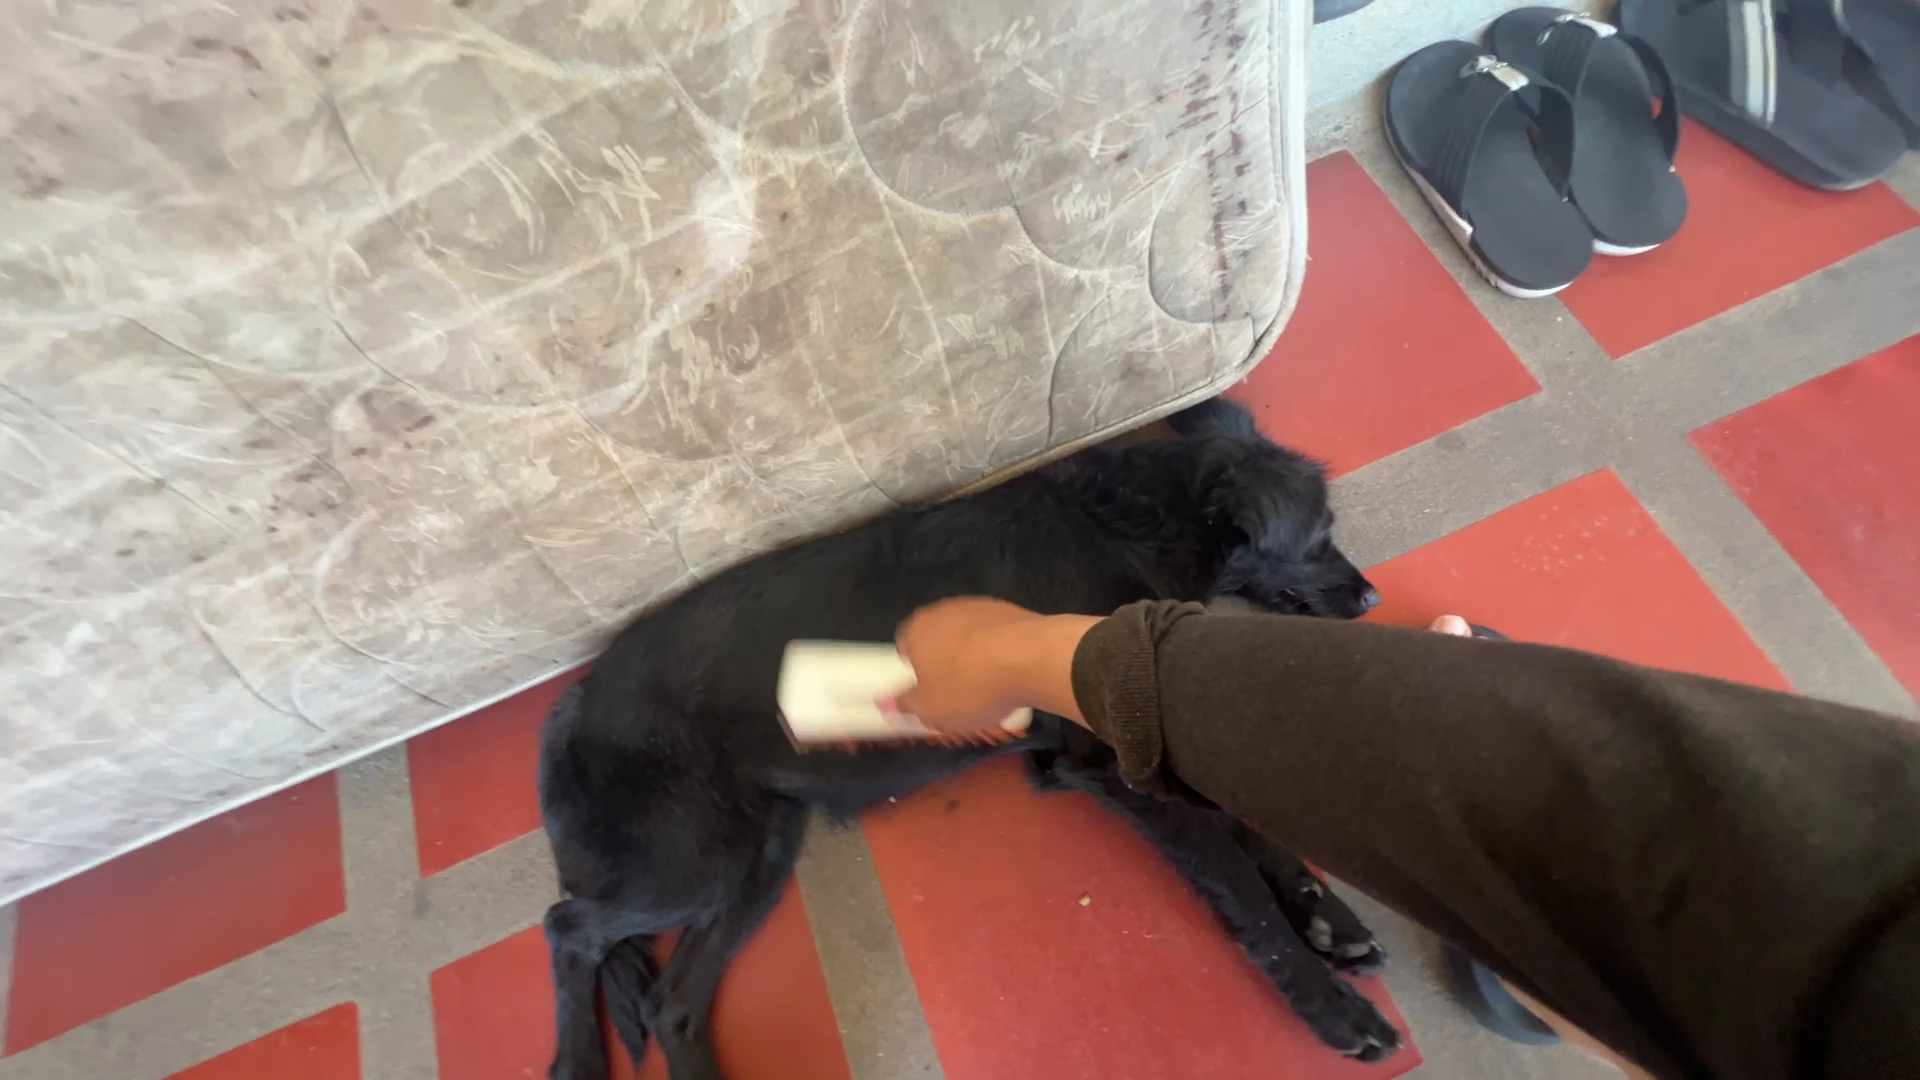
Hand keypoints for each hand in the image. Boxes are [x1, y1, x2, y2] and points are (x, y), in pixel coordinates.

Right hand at [892, 597, 1097, 734]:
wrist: (1033, 658)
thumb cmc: (971, 686)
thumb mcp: (932, 709)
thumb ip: (906, 704)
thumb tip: (887, 703)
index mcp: (917, 629)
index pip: (904, 646)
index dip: (913, 670)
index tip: (927, 691)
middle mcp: (943, 610)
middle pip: (936, 637)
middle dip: (943, 662)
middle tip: (956, 693)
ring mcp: (978, 606)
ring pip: (967, 635)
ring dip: (972, 655)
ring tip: (988, 686)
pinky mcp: (1009, 609)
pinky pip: (995, 634)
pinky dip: (998, 650)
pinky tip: (1010, 673)